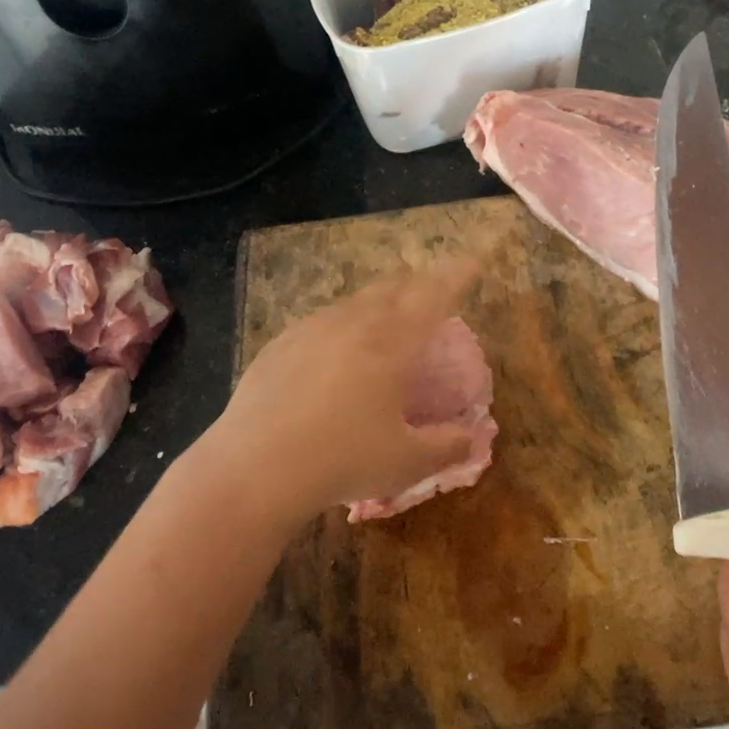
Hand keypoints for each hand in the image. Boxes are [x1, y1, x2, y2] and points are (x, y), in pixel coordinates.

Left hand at [203, 259, 480, 524]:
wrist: (257, 466)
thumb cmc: (344, 460)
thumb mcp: (407, 463)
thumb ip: (447, 447)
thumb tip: (471, 438)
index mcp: (392, 343)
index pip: (434, 296)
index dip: (456, 277)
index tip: (472, 262)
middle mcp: (353, 324)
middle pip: (392, 289)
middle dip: (417, 285)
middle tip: (430, 292)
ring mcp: (310, 330)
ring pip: (353, 302)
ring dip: (377, 303)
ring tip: (384, 319)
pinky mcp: (278, 346)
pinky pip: (319, 323)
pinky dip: (339, 326)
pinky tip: (332, 351)